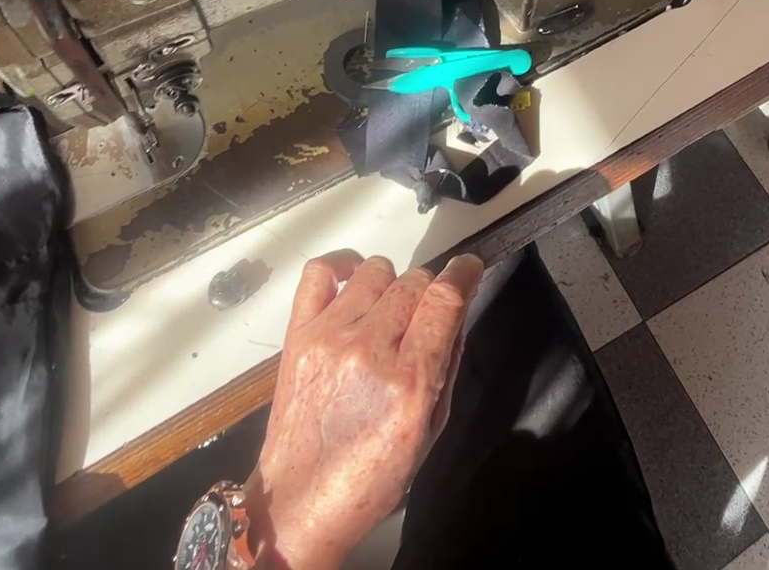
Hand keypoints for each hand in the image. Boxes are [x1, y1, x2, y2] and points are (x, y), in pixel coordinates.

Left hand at [244, 251, 483, 569]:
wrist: (301, 501)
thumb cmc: (372, 476)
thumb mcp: (430, 428)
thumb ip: (448, 362)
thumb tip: (456, 309)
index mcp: (409, 381)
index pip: (444, 297)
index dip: (465, 273)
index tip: (469, 268)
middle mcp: (369, 350)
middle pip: (414, 280)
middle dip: (429, 292)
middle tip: (421, 319)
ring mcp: (329, 337)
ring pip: (376, 270)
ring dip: (391, 286)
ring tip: (385, 314)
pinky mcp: (298, 334)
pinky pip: (321, 270)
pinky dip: (342, 267)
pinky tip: (353, 285)